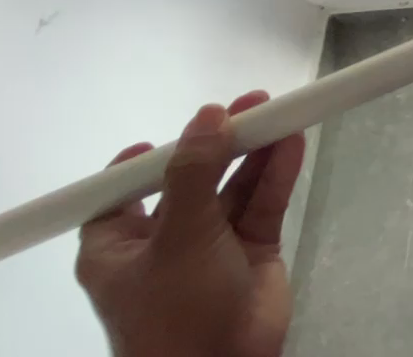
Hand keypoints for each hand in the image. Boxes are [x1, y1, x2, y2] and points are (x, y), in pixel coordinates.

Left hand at [76, 92, 304, 356]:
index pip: (123, 193)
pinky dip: (278, 170)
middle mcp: (166, 239)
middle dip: (221, 142)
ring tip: (280, 113)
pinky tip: (292, 142)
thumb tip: (207, 115)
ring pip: (236, 184)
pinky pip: (265, 199)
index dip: (147, 160)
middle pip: (194, 178)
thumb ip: (194, 173)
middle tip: (251, 105)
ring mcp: (214, 241)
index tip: (179, 129)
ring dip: (256, 151)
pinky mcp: (255, 244)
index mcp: (119, 246)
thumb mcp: (179, 237)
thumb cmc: (175, 307)